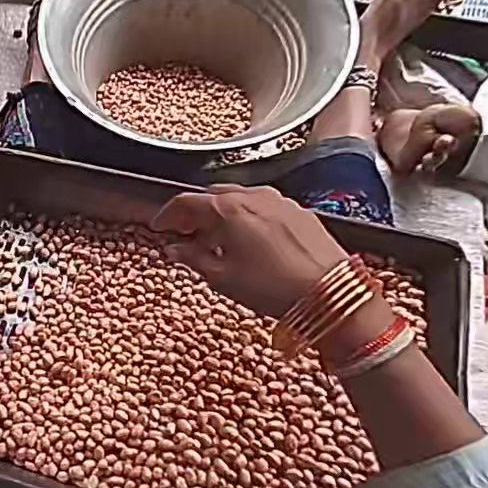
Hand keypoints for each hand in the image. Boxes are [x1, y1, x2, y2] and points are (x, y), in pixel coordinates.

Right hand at [150, 185, 349, 317]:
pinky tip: (244, 240)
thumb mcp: (221, 277)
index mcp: (228, 208)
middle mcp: (253, 196)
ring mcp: (279, 202)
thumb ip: (193, 258)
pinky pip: (262, 206)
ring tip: (213, 239)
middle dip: (194, 212)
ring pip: (239, 198)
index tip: (159, 227)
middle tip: (183, 232)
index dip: (167, 214)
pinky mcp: (299, 213)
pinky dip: (245, 217)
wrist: (327, 292)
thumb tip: (174, 250)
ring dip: (220, 214)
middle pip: (213, 196)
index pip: (186, 202)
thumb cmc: (271, 286)